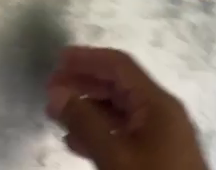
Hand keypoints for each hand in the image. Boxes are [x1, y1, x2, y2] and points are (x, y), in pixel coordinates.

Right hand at [46, 47, 207, 169]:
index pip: (119, 65)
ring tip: (58, 117)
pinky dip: (100, 132)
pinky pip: (125, 133)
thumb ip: (84, 122)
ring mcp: (164, 137)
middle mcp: (163, 113)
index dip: (87, 58)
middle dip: (83, 85)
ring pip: (119, 111)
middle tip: (51, 90)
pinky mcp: (161, 158)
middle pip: (118, 86)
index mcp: (158, 103)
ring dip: (87, 110)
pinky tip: (77, 143)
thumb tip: (56, 93)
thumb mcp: (115, 156)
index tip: (58, 60)